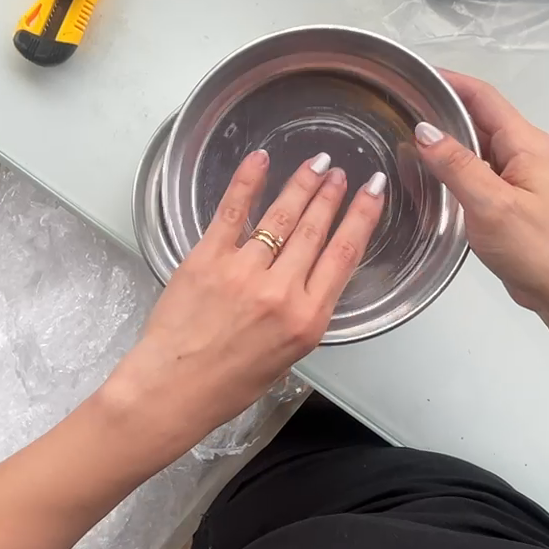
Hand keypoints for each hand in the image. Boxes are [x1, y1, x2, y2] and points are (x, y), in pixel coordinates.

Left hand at [101, 149, 385, 455]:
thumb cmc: (230, 383)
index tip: (373, 191)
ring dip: (301, 185)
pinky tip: (261, 160)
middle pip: (314, 229)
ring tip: (315, 164)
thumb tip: (308, 275)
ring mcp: (243, 272)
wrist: (176, 389)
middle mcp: (281, 291)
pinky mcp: (207, 259)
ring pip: (280, 216)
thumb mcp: (289, 356)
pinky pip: (232, 212)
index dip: (363, 216)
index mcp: (307, 319)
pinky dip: (247, 182)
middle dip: (331, 194)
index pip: (344, 254)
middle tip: (340, 172)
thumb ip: (304, 312)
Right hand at [415, 71, 548, 319]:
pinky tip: (433, 179)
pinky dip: (457, 169)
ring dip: (449, 142)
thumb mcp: (491, 204)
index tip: (416, 76)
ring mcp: (523, 178)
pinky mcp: (515, 201)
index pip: (484, 98)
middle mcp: (528, 154)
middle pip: (482, 119)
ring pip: (480, 148)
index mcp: (527, 144)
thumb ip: (456, 165)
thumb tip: (425, 130)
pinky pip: (481, 173)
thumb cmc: (537, 248)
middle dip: (444, 110)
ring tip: (408, 140)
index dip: (450, 82)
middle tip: (402, 110)